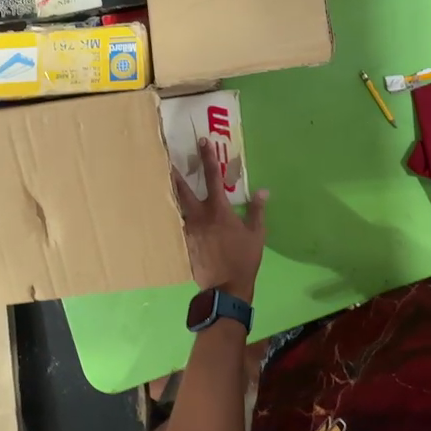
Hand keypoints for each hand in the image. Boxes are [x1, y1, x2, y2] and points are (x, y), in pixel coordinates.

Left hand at [172, 140, 268, 300]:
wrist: (225, 288)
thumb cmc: (243, 259)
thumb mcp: (256, 234)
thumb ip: (257, 210)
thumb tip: (264, 190)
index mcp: (219, 210)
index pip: (213, 177)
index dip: (208, 158)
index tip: (203, 142)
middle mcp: (199, 216)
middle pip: (183, 190)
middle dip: (176, 174)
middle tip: (167, 160)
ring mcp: (189, 231)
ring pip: (178, 207)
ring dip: (174, 194)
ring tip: (167, 184)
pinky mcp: (184, 244)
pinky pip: (179, 225)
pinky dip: (177, 216)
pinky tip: (175, 214)